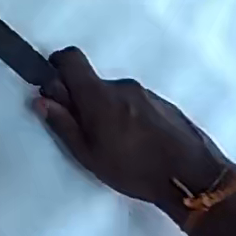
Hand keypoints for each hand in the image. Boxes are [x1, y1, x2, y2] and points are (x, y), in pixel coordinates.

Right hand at [32, 47, 230, 220]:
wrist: (193, 176)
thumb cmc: (135, 169)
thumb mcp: (89, 155)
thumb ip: (63, 124)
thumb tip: (41, 100)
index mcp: (99, 96)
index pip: (71, 58)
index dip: (57, 65)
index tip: (53, 85)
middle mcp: (122, 86)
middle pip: (92, 82)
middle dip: (83, 101)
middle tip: (86, 133)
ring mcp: (145, 93)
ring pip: (114, 95)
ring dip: (107, 111)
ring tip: (116, 146)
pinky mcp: (163, 103)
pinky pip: (135, 103)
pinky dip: (128, 117)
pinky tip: (136, 145)